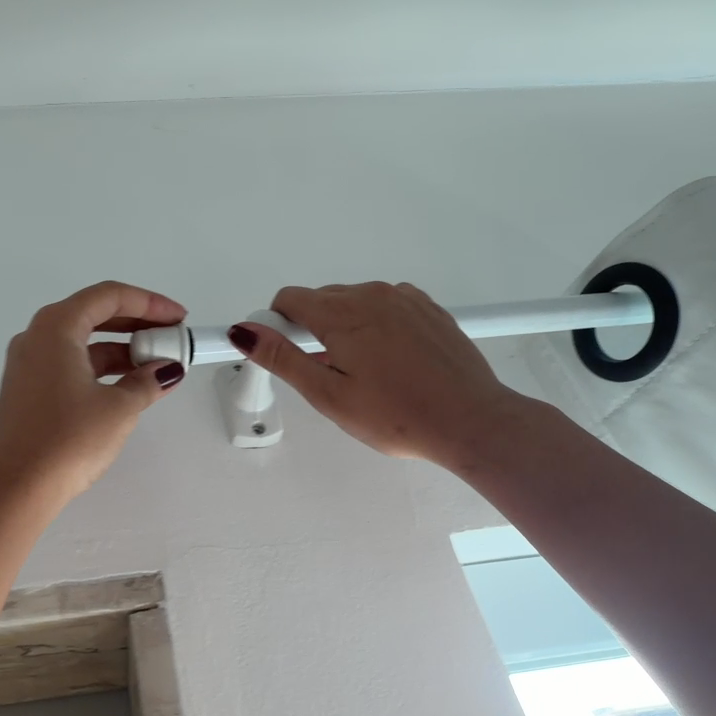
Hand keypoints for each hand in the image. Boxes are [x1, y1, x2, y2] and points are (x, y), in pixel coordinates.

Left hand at [0, 281, 187, 501]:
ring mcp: (29, 364)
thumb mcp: (119, 408)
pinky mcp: (29, 389)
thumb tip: (167, 370)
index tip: (179, 319)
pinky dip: (101, 368)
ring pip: (82, 341)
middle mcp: (37, 336)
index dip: (150, 303)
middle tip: (172, 337)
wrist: (16, 487)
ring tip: (158, 365)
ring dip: (121, 348)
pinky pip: (71, 363)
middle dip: (137, 323)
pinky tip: (129, 385)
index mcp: (56, 326)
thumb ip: (147, 381)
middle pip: (94, 313)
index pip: (109, 296)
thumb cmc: (68, 439)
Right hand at [228, 282, 532, 469]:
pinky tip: (392, 363)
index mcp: (342, 313)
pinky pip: (386, 307)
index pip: (288, 299)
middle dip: (313, 331)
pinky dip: (378, 327)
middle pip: (321, 300)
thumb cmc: (397, 416)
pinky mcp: (428, 308)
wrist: (471, 421)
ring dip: (347, 329)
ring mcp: (404, 298)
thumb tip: (244, 330)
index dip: (277, 327)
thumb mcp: (328, 395)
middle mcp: (372, 294)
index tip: (291, 359)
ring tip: (366, 375)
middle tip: (331, 377)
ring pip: (354, 303)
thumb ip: (282, 358)